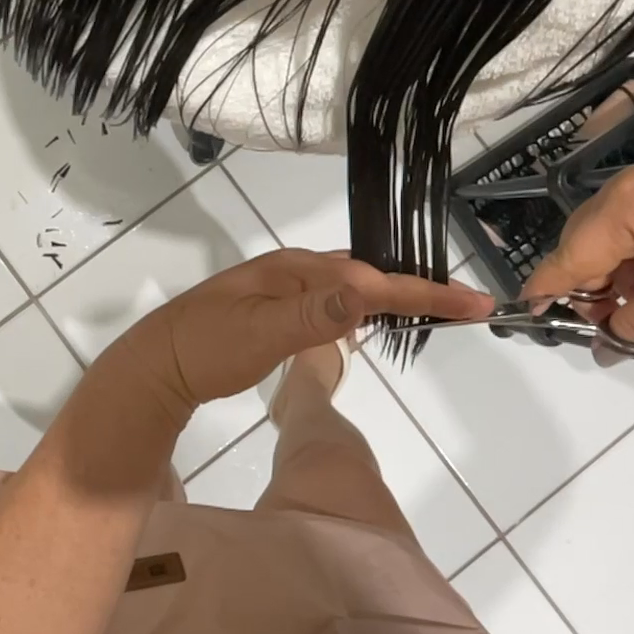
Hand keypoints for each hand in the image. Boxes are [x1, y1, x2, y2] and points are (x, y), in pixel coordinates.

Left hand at [110, 249, 492, 412]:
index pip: (371, 279)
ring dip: (391, 296)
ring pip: (350, 287)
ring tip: (435, 308)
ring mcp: (285, 289)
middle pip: (367, 276)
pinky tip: (369, 318)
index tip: (473, 303)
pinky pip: (332, 301)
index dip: (424, 292)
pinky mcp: (278, 309)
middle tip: (466, 307)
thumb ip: (313, 314)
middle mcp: (294, 271)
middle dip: (416, 289)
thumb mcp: (261, 332)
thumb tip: (368, 291)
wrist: (160, 362)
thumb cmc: (208, 348)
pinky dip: (361, 307)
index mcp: (295, 271)